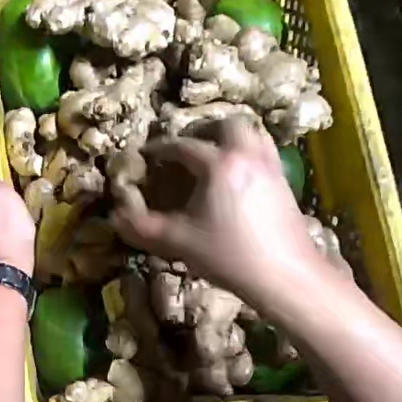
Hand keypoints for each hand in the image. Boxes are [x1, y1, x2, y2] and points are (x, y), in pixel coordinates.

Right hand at [113, 117, 338, 307]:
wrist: (286, 276)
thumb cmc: (229, 256)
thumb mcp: (179, 243)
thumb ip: (143, 228)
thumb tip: (115, 217)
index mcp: (218, 164)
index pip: (182, 146)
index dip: (160, 149)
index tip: (147, 156)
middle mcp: (246, 156)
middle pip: (227, 125)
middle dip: (204, 132)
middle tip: (187, 150)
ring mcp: (270, 167)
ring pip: (253, 133)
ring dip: (231, 138)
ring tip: (215, 156)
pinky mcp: (285, 183)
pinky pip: (265, 153)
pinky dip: (249, 154)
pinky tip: (238, 179)